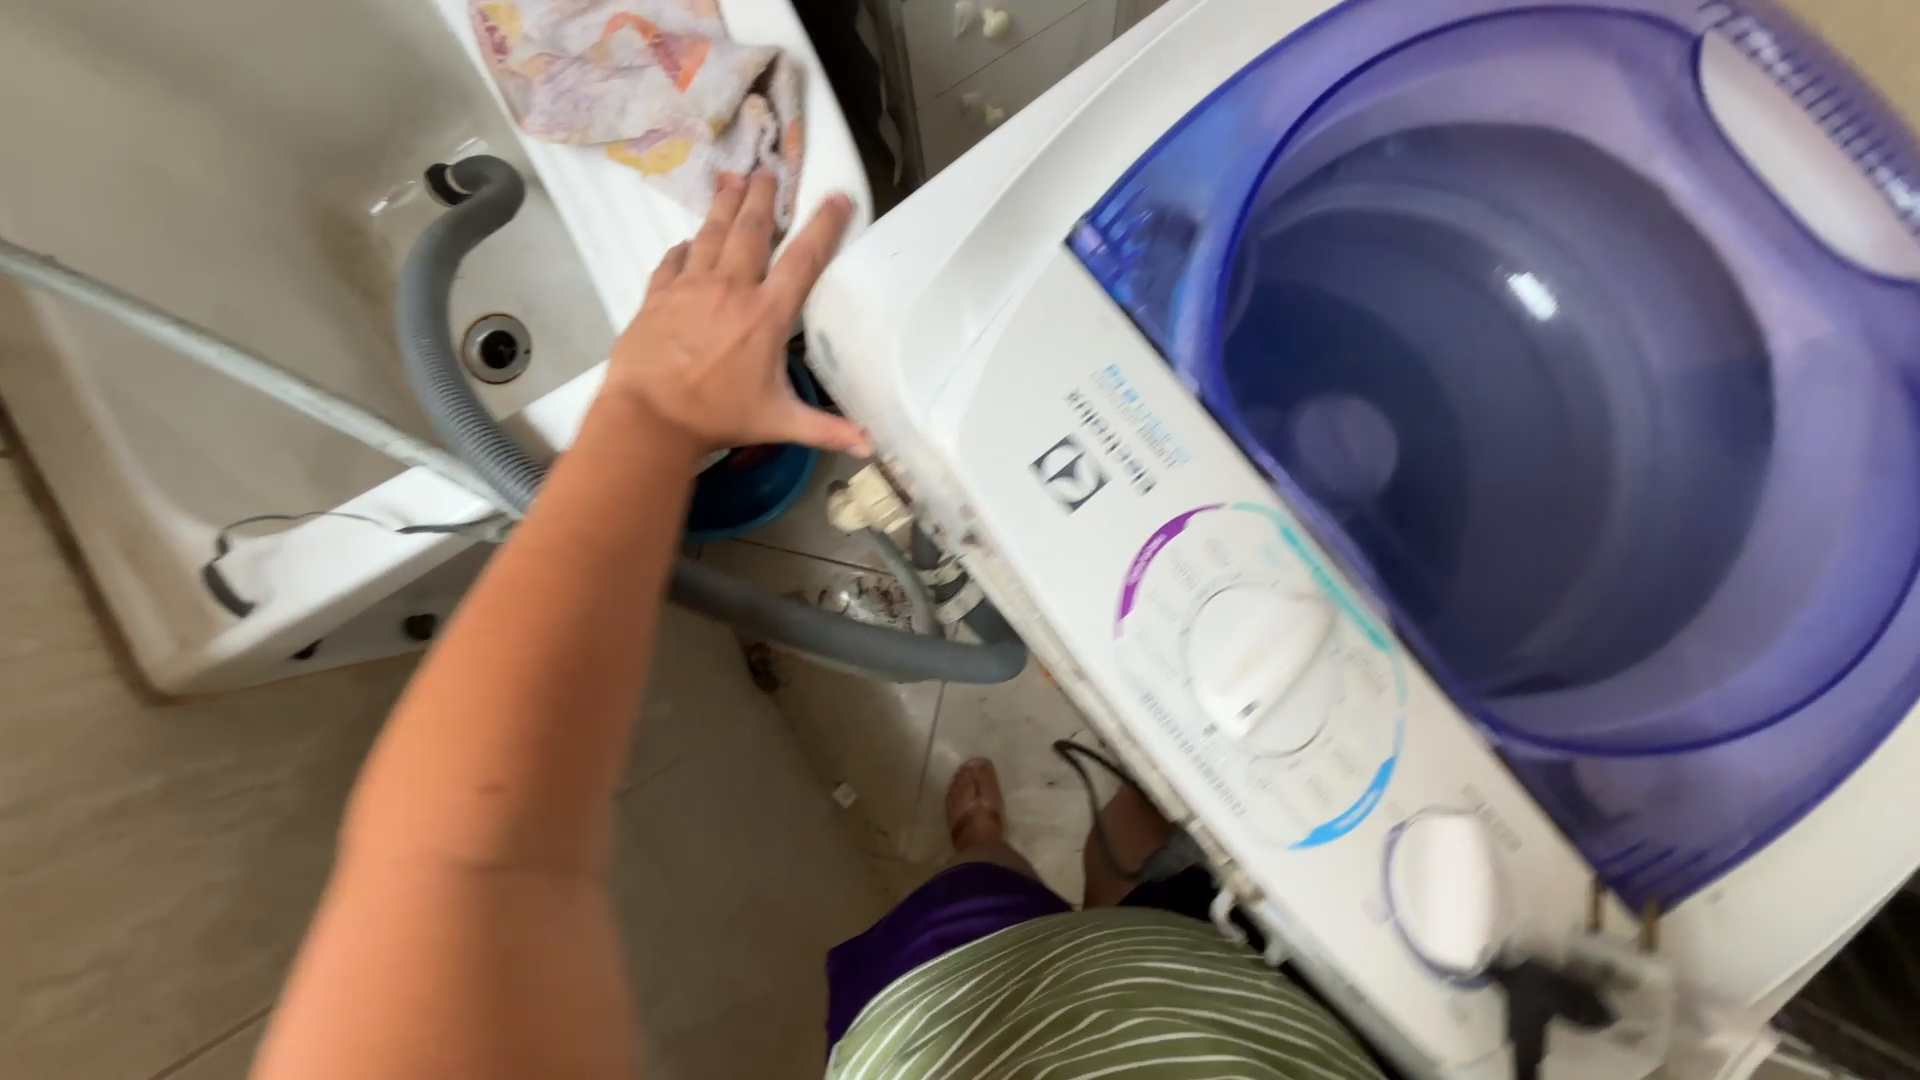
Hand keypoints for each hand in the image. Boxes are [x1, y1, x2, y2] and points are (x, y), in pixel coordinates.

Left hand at [601, 172, 868, 456]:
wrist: (649, 416)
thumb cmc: (718, 417)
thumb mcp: (779, 422)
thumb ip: (827, 430)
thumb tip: (869, 447)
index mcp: (766, 315)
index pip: (803, 260)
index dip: (823, 226)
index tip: (836, 197)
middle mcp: (730, 289)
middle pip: (751, 230)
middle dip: (763, 197)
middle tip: (768, 170)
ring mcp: (690, 287)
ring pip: (711, 234)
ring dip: (725, 206)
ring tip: (733, 181)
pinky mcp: (658, 295)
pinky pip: (674, 260)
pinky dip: (685, 248)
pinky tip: (689, 242)